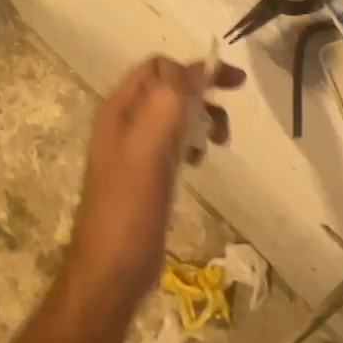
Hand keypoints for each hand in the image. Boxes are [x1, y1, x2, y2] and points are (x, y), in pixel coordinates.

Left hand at [65, 56, 246, 311]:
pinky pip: (174, 143)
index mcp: (119, 111)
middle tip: (230, 114)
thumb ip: (167, 103)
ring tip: (218, 142)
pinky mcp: (147, 175)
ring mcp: (135, 151)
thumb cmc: (128, 210)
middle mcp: (124, 124)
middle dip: (201, 93)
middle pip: (168, 89)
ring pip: (174, 116)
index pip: (159, 69)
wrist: (111, 273)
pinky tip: (200, 162)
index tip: (230, 87)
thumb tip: (198, 69)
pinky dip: (193, 143)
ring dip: (200, 119)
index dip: (194, 70)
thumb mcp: (146, 149)